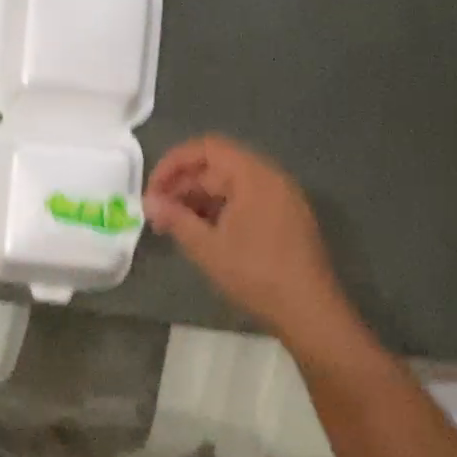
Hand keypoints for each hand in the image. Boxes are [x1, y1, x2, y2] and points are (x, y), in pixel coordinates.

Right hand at [144, 135, 351, 343]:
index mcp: (254, 176)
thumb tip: (149, 202)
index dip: (172, 163)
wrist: (308, 309)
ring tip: (174, 228)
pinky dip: (219, 210)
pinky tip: (202, 234)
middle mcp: (271, 178)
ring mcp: (281, 198)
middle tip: (157, 216)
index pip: (206, 148)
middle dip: (182, 186)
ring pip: (230, 185)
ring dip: (198, 200)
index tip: (151, 192)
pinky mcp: (285, 217)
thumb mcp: (207, 247)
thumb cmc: (255, 274)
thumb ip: (175, 218)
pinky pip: (245, 200)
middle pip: (218, 166)